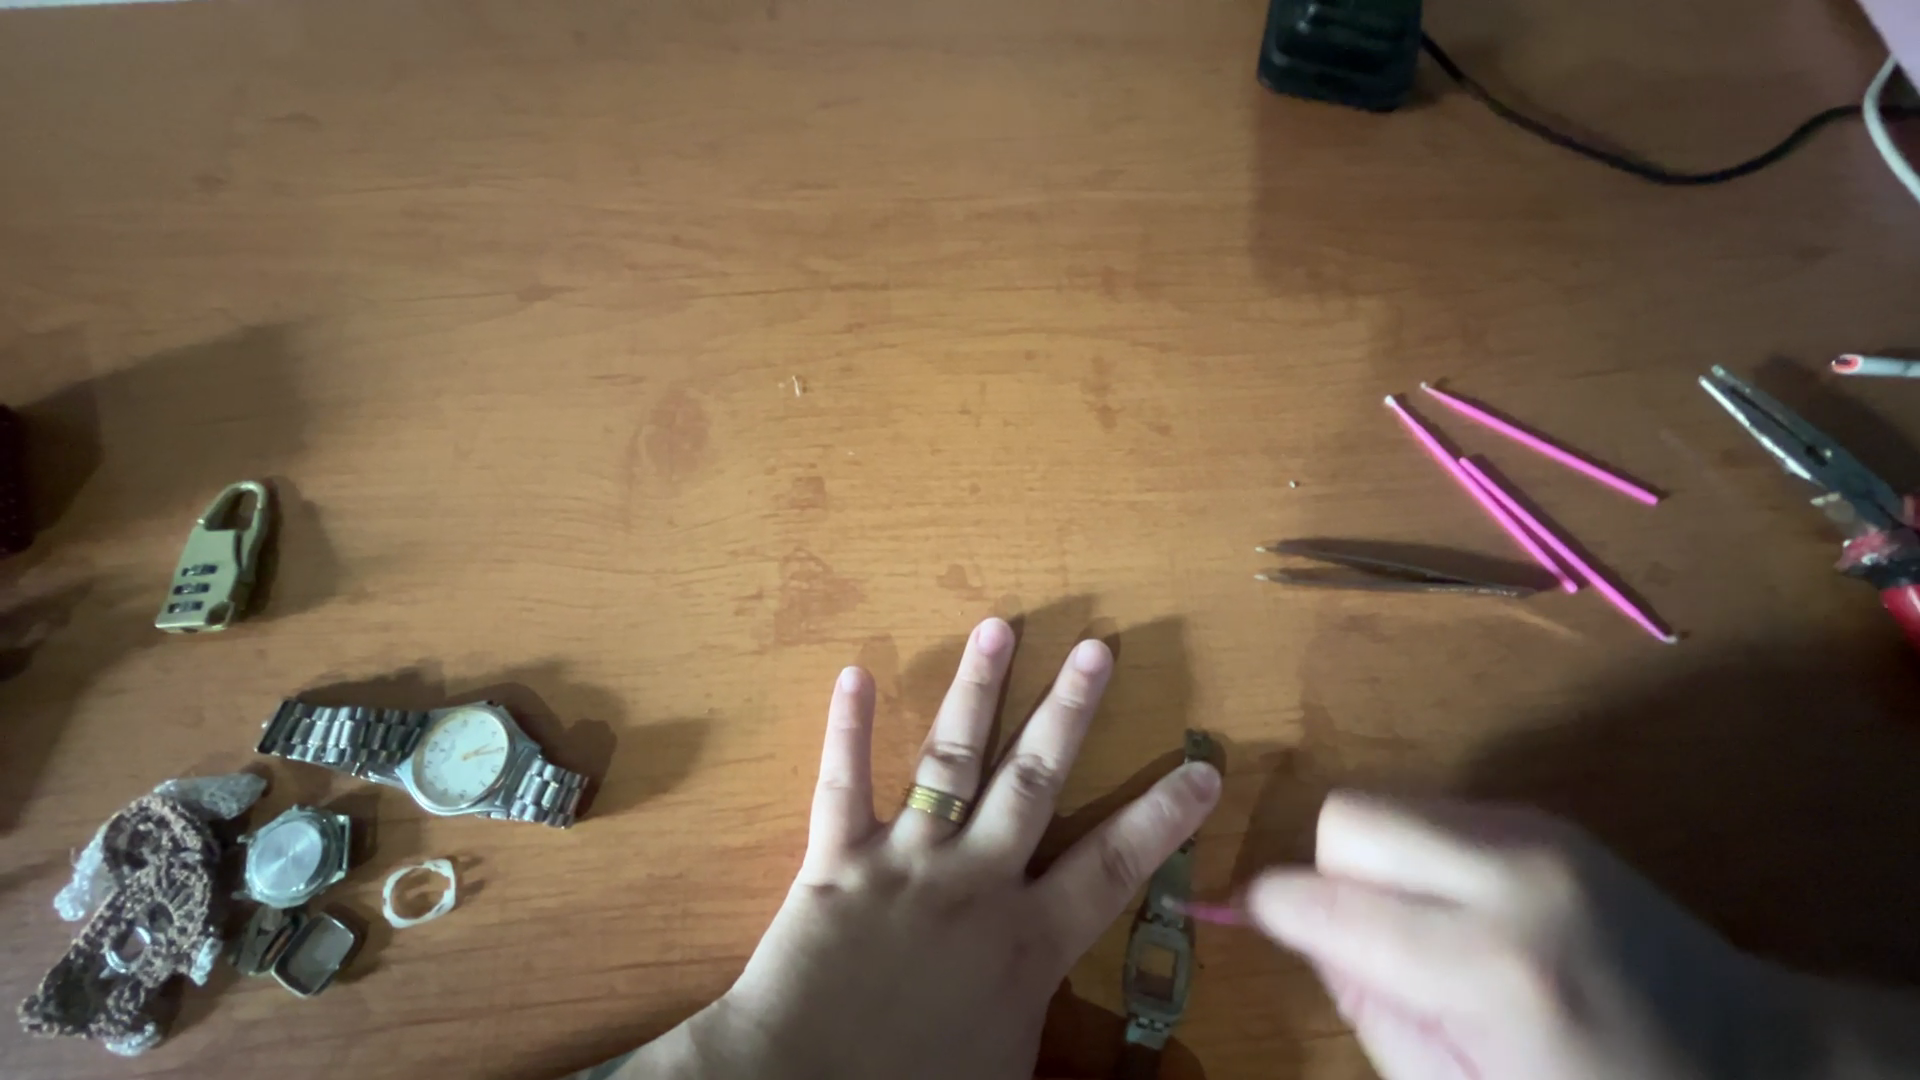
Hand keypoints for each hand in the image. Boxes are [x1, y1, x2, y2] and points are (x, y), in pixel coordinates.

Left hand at [632, 617, 1222, 1079]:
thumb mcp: (1013, 1074)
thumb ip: (1076, 1055)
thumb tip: (1146, 1072)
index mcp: (1025, 939)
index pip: (1113, 866)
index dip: (1163, 817)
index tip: (1201, 766)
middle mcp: (974, 881)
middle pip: (1032, 779)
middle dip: (1068, 712)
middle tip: (1095, 648)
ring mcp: (906, 859)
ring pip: (949, 759)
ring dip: (974, 691)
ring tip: (995, 627)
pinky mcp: (837, 857)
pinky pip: (841, 783)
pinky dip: (846, 729)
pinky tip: (852, 672)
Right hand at [1247, 792, 1807, 1079]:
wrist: (1767, 1060)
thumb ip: (1369, 1013)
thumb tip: (1306, 934)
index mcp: (1490, 970)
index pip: (1321, 902)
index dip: (1269, 907)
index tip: (1255, 920)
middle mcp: (1509, 876)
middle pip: (1345, 819)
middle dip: (1329, 870)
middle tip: (1368, 933)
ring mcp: (1532, 833)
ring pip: (1380, 806)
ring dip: (1373, 861)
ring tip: (1427, 924)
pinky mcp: (1539, 815)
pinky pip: (1424, 811)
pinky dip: (1415, 852)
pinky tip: (1467, 905)